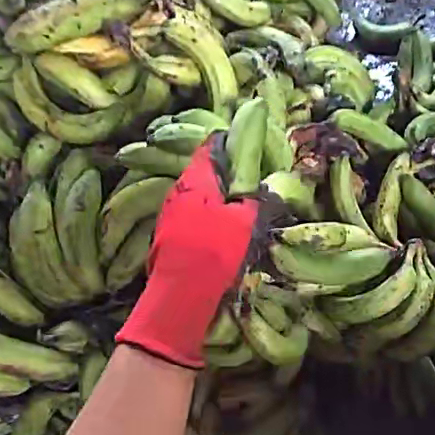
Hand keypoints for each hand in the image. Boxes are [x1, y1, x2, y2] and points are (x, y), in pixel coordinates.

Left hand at [115, 136, 259, 367]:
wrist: (182, 292)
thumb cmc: (215, 249)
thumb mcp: (245, 221)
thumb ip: (254, 199)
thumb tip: (266, 188)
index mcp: (195, 179)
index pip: (211, 147)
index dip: (229, 142)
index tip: (247, 143)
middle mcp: (177, 190)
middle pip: (202, 172)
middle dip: (224, 173)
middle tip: (248, 176)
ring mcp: (169, 213)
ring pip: (196, 195)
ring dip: (214, 195)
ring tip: (237, 203)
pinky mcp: (167, 234)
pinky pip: (191, 214)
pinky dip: (206, 214)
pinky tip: (219, 227)